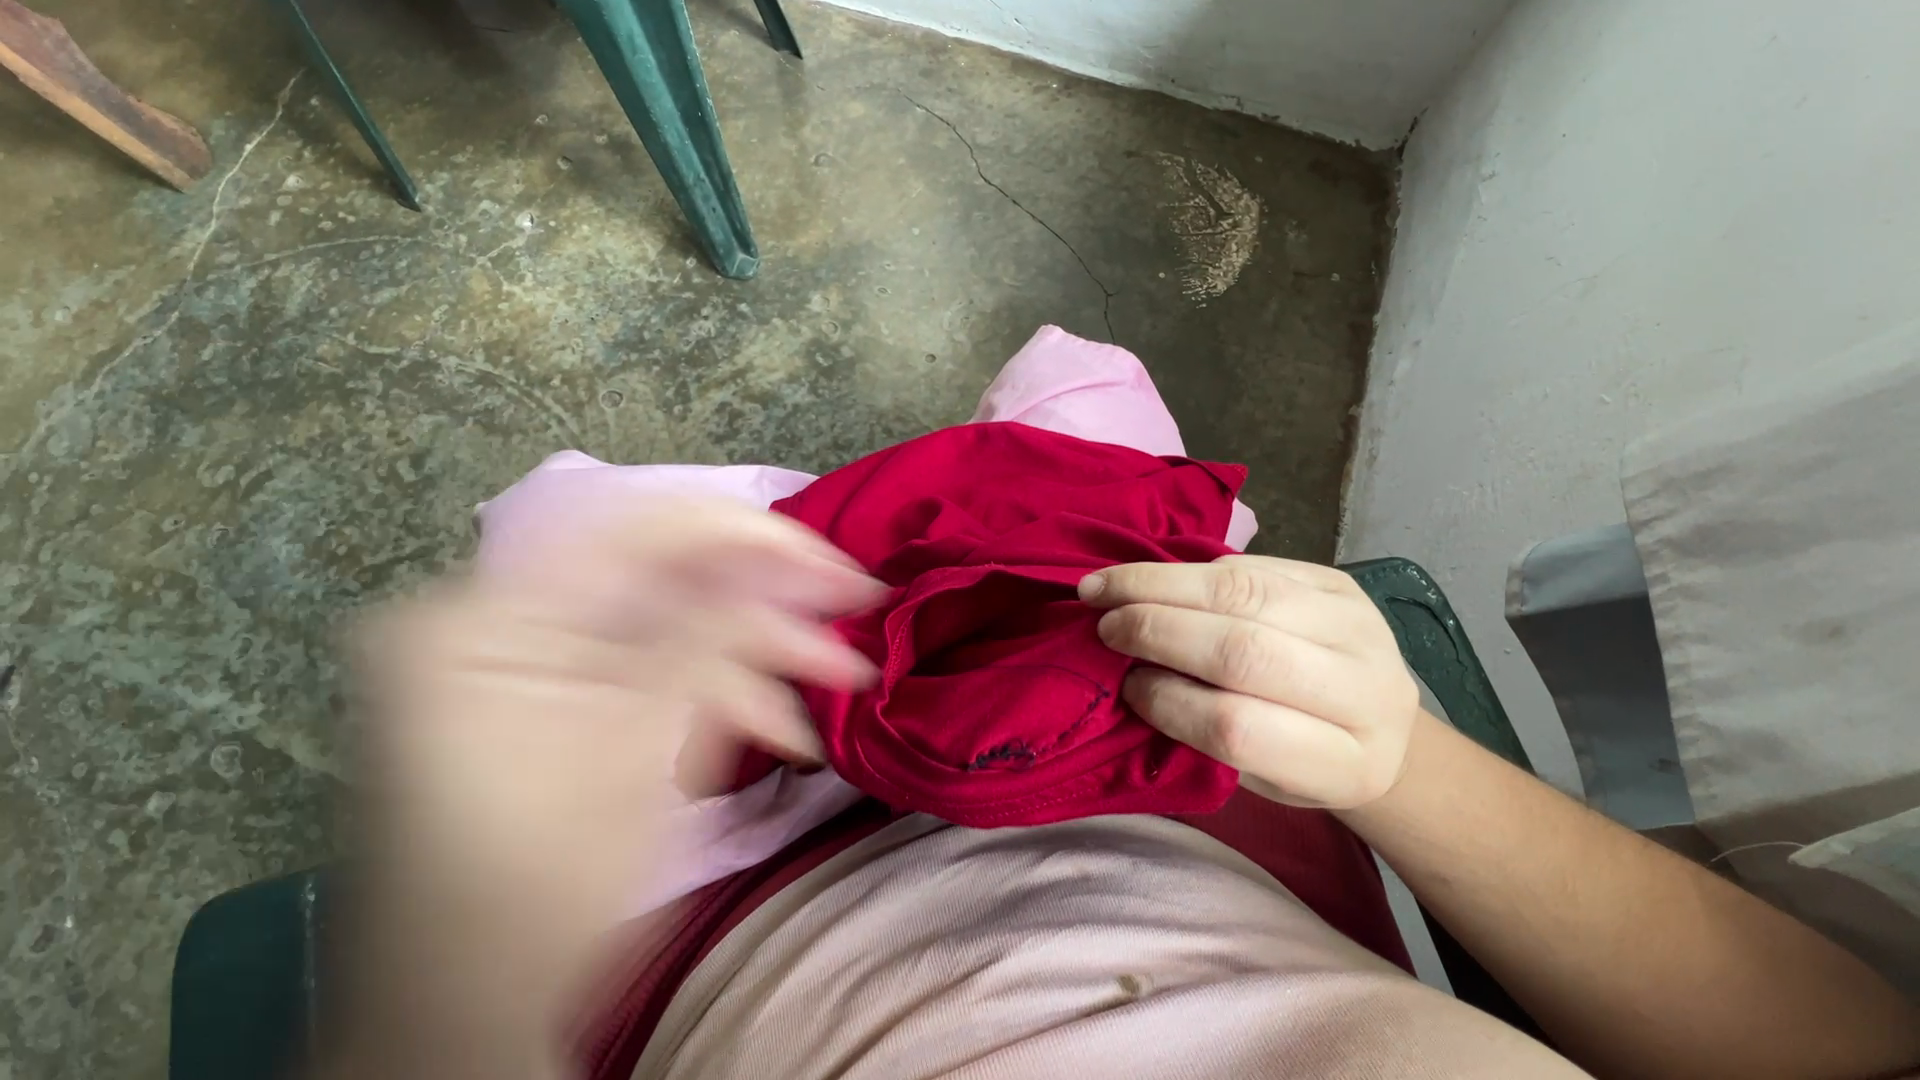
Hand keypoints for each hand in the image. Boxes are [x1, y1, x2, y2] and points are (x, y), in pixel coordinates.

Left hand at [342, 499, 880, 1075]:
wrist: (471, 1012)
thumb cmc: (534, 901)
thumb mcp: (632, 758)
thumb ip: (704, 643)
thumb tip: (780, 560)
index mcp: (485, 621)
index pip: (632, 531)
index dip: (744, 534)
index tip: (830, 565)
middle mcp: (506, 619)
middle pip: (662, 571)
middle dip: (769, 594)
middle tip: (857, 604)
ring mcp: (541, 657)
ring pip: (676, 618)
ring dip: (765, 646)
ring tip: (844, 673)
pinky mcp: (573, 693)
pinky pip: (663, 665)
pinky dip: (730, 689)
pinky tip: (786, 725)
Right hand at [1078, 555, 1416, 808]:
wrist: (1384, 728)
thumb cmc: (1306, 763)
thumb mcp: (1262, 777)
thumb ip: (1208, 734)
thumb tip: (1132, 673)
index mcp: (1343, 762)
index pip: (1238, 728)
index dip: (1169, 702)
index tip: (1126, 688)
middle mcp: (1363, 689)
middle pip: (1243, 650)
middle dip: (1157, 631)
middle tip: (1103, 627)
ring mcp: (1357, 625)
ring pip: (1245, 591)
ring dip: (1160, 585)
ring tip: (1106, 587)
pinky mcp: (1339, 581)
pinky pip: (1250, 564)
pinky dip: (1187, 569)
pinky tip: (1144, 575)